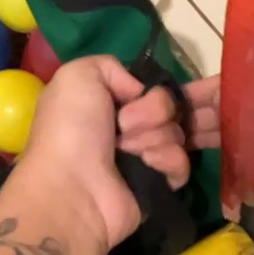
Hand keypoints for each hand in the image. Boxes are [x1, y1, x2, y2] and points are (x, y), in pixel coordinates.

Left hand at [13, 56, 191, 250]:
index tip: (129, 98)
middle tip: (122, 128)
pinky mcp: (158, 184)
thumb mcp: (77, 76)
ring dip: (152, 138)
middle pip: (167, 107)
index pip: (148, 87)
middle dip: (149, 113)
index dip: (145, 90)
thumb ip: (109, 66)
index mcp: (106, 103)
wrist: (72, 188)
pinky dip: (166, 161)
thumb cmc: (71, 128)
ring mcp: (143, 157)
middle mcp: (125, 128)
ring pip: (176, 132)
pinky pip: (182, 162)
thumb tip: (138, 90)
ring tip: (126, 152)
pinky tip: (146, 166)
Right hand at [174, 76, 253, 226]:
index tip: (173, 104)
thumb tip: (212, 104)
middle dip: (206, 126)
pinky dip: (249, 182)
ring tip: (185, 161)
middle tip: (170, 137)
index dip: (205, 95)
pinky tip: (228, 191)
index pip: (238, 87)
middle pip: (239, 118)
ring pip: (249, 148)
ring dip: (223, 156)